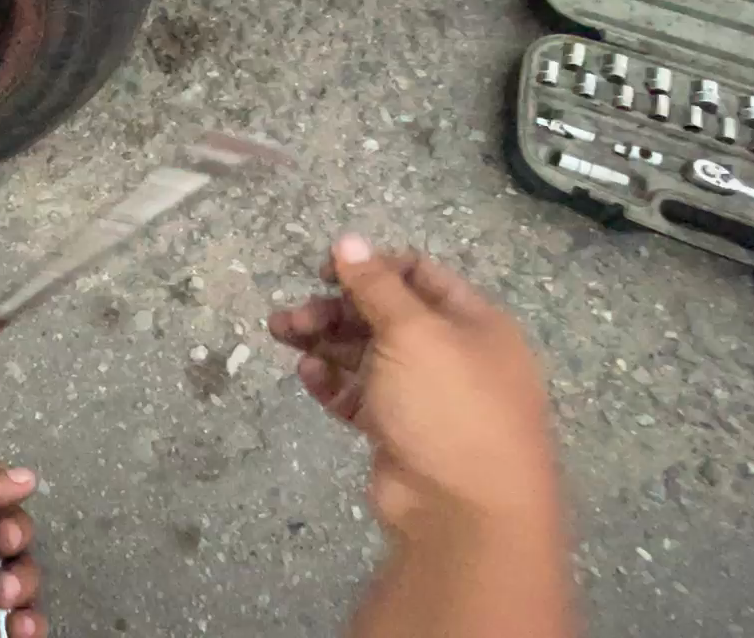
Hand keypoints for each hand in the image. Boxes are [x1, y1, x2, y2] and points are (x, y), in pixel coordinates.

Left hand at [0, 463, 45, 637]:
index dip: (3, 491)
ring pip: (27, 572)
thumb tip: (20, 474)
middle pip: (14, 527)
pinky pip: (32, 616)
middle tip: (1, 554)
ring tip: (2, 602)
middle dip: (17, 540)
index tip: (1, 508)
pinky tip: (15, 627)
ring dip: (24, 584)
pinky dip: (31, 621)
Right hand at [267, 235, 558, 531]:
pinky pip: (359, 392)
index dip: (370, 266)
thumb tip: (347, 239)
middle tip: (292, 316)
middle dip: (333, 309)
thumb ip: (374, 284)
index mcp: (473, 324)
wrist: (464, 514)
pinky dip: (332, 381)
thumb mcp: (411, 332)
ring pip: (365, 352)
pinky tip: (309, 377)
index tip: (324, 272)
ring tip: (280, 337)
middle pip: (383, 314)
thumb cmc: (446, 406)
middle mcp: (453, 354)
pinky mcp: (400, 429)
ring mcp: (426, 395)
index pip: (417, 274)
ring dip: (321, 341)